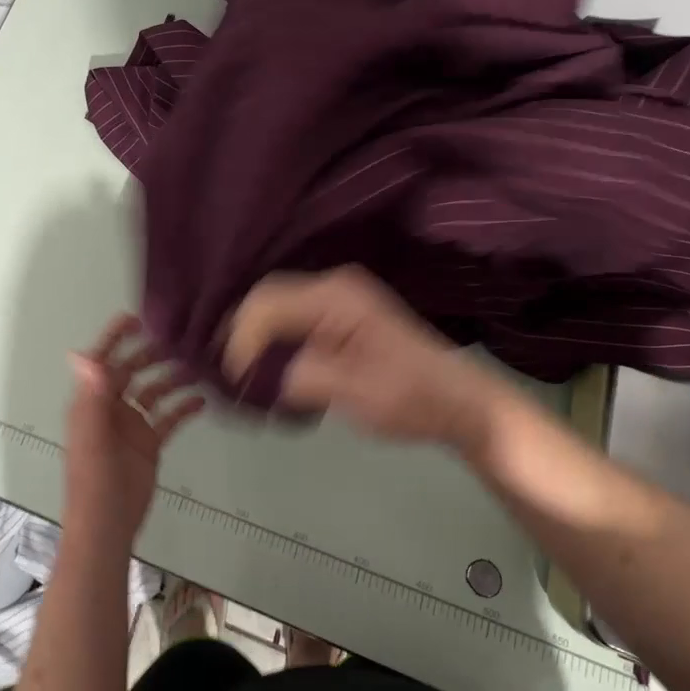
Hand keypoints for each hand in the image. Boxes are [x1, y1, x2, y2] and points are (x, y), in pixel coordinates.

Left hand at [62, 316, 205, 546]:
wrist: (106, 528)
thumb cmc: (94, 482)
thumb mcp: (92, 437)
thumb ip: (92, 396)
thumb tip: (82, 354)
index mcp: (92, 402)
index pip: (101, 360)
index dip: (115, 338)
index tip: (136, 317)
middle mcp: (111, 408)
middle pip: (131, 370)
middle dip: (151, 353)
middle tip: (179, 340)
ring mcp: (131, 425)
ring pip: (154, 390)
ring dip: (172, 377)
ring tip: (197, 366)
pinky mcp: (149, 444)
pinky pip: (168, 418)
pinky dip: (183, 407)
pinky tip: (202, 401)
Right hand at [223, 266, 478, 441]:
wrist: (459, 403)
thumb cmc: (410, 396)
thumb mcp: (354, 391)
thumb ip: (301, 376)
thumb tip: (258, 375)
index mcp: (335, 295)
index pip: (267, 302)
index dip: (242, 337)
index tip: (234, 378)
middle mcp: (331, 287)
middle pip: (266, 298)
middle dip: (243, 334)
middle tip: (229, 376)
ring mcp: (335, 300)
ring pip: (275, 308)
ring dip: (256, 339)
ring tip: (242, 375)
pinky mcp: (338, 319)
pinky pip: (291, 320)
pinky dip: (273, 342)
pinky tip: (268, 370)